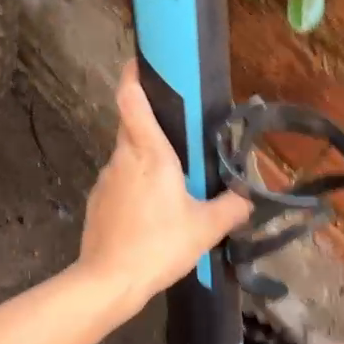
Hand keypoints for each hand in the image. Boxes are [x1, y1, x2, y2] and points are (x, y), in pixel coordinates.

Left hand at [71, 62, 250, 314]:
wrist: (109, 280)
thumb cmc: (159, 245)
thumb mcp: (206, 228)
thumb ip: (231, 208)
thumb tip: (246, 197)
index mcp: (149, 152)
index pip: (131, 99)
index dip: (132, 76)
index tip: (139, 63)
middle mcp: (122, 157)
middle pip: (132, 127)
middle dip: (151, 126)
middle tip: (179, 139)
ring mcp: (105, 179)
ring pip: (126, 157)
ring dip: (145, 163)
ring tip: (171, 188)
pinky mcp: (97, 201)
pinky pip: (119, 183)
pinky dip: (134, 188)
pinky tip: (150, 215)